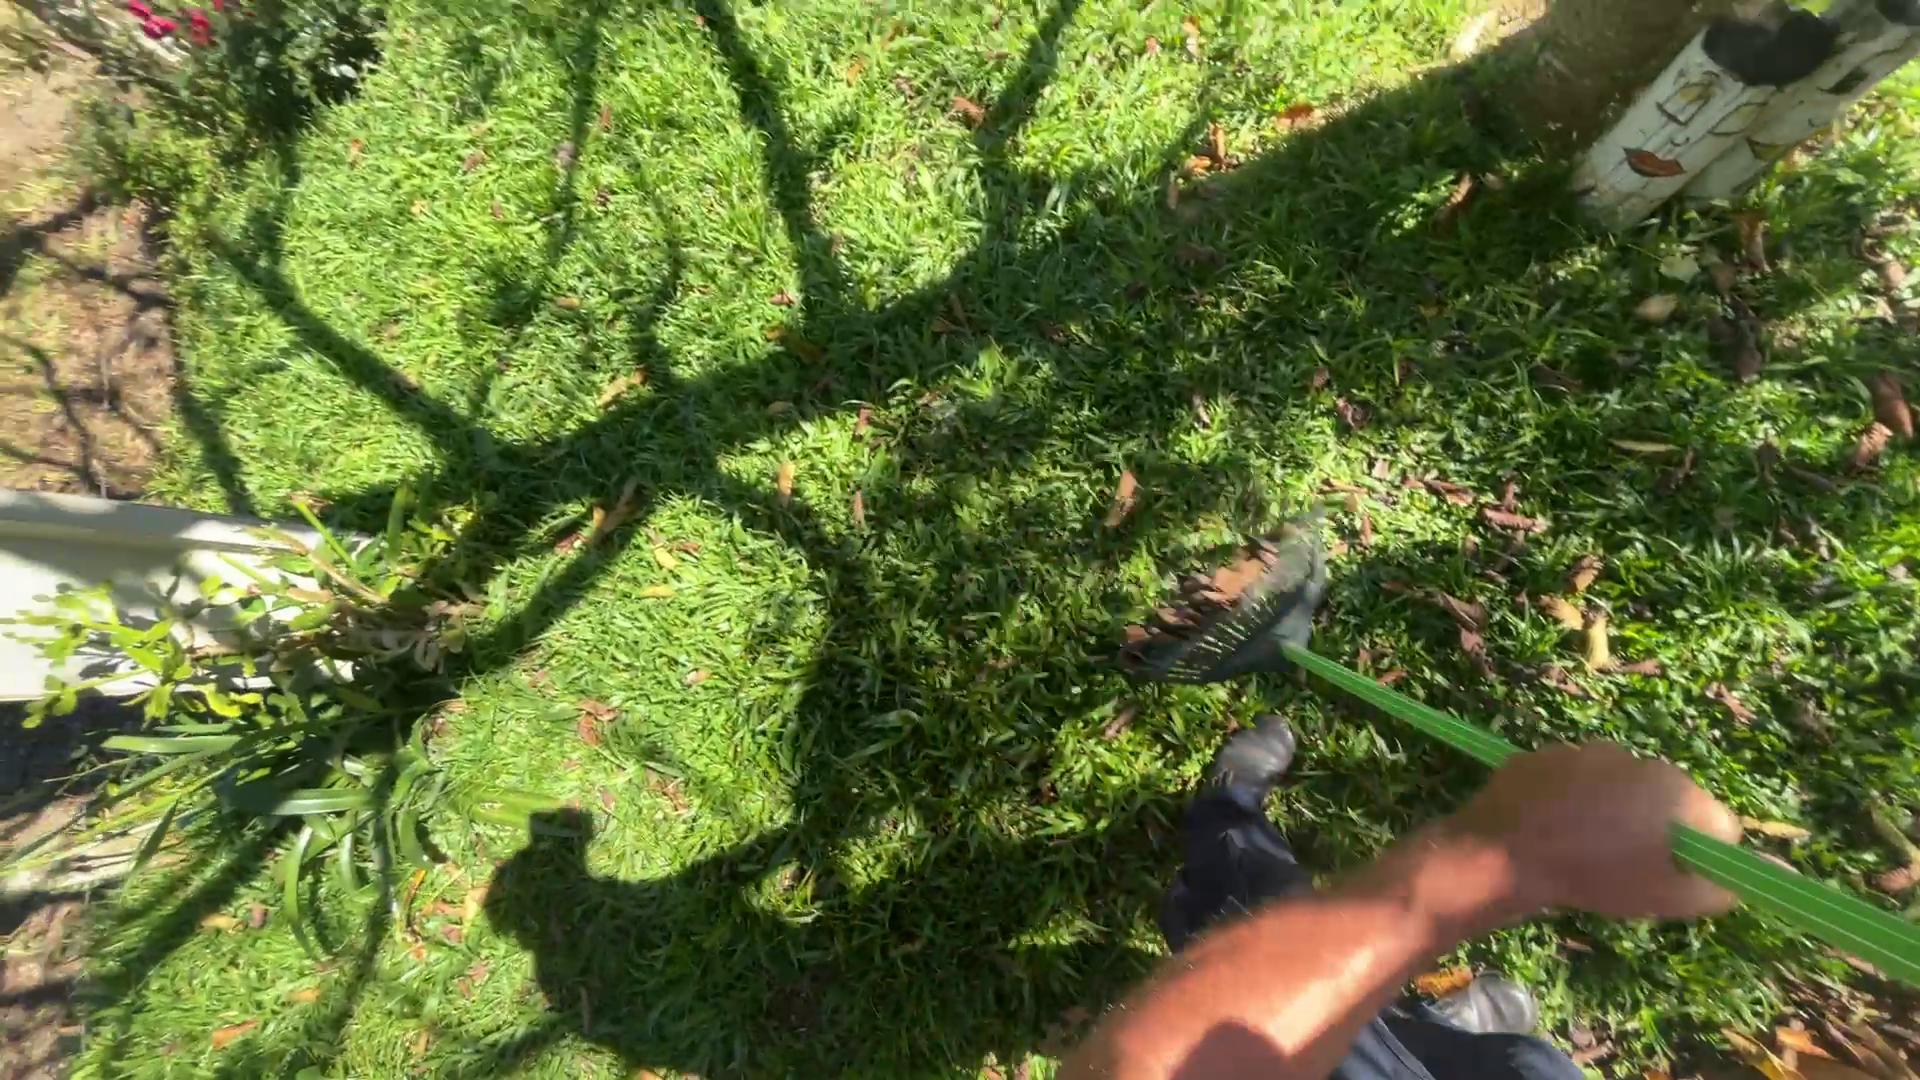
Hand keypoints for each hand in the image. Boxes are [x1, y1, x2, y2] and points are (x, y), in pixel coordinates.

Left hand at [1447, 742, 1741, 918]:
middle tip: (1622, 858)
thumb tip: (1775, 870)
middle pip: (1660, 797)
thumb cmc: (1594, 875)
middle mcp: (1623, 756)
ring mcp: (1572, 751)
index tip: (1668, 869)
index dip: (1697, 852)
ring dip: (1606, 807)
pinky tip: (1549, 823)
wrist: (1501, 853)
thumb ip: (1727, 882)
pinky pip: (1565, 779)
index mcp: (1669, 784)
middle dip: (1650, 824)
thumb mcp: (1673, 896)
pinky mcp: (1532, 755)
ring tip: (1582, 842)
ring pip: (1610, 786)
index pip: (1713, 820)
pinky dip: (1564, 797)